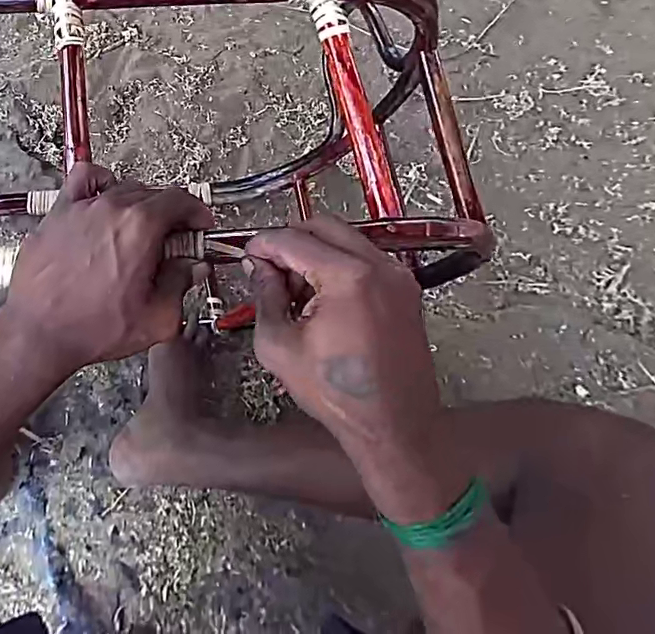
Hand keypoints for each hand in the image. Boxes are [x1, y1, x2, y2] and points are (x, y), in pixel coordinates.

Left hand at [0, 163, 211, 379]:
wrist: (37, 334)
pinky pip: (83, 180)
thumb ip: (181, 285)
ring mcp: (83, 207)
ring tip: (139, 229)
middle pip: (154, 194)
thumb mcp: (155, 318)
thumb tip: (192, 267)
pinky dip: (100, 182)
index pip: (180, 200)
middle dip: (170, 213)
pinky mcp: (59, 213)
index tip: (198, 224)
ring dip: (139, 203)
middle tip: (173, 240)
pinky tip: (104, 199)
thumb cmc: (89, 328)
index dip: (196, 211)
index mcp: (141, 228)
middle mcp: (112, 208)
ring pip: (123, 188)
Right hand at [248, 217, 460, 520]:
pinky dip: (338, 263)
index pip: (294, 239)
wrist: (396, 428)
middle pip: (322, 226)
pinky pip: (364, 256)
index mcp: (348, 277)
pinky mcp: (405, 288)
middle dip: (290, 241)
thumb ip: (264, 296)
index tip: (249, 254)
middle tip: (269, 267)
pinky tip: (323, 296)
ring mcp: (397, 275)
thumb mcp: (280, 346)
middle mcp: (378, 266)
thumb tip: (260, 268)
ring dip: (315, 250)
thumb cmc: (339, 395)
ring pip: (345, 237)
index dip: (264, 244)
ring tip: (296, 287)